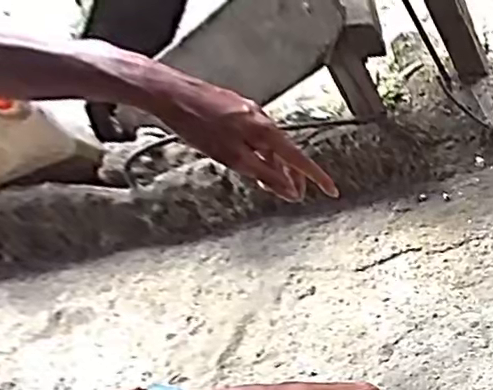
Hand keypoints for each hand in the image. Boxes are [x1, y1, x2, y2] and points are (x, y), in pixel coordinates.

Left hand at [87, 43, 338, 200]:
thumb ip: (267, 177)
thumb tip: (290, 191)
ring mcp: (246, 111)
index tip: (332, 191)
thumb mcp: (235, 159)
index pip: (301, 160)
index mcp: (266, 132)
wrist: (160, 90)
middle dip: (291, 176)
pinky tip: (249, 161)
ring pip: (270, 146)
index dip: (318, 178)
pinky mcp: (232, 108)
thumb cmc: (195, 123)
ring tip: (265, 182)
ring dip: (272, 165)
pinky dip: (259, 152)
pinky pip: (255, 135)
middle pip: (287, 154)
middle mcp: (261, 119)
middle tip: (290, 195)